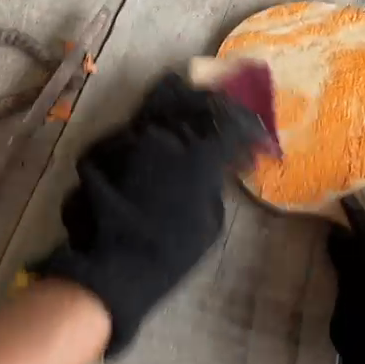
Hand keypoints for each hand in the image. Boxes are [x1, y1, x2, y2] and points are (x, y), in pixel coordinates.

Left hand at [32, 74, 265, 355]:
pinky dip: (153, 128)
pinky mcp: (106, 142)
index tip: (258, 140)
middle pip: (198, 98)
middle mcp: (167, 132)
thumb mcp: (211, 220)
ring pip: (162, 98)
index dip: (251, 129)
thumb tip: (220, 165)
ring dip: (183, 104)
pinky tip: (157, 142)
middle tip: (226, 119)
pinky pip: (137, 123)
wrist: (109, 265)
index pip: (234, 123)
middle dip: (219, 106)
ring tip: (192, 117)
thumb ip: (215, 182)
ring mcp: (132, 133)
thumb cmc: (170, 251)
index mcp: (199, 153)